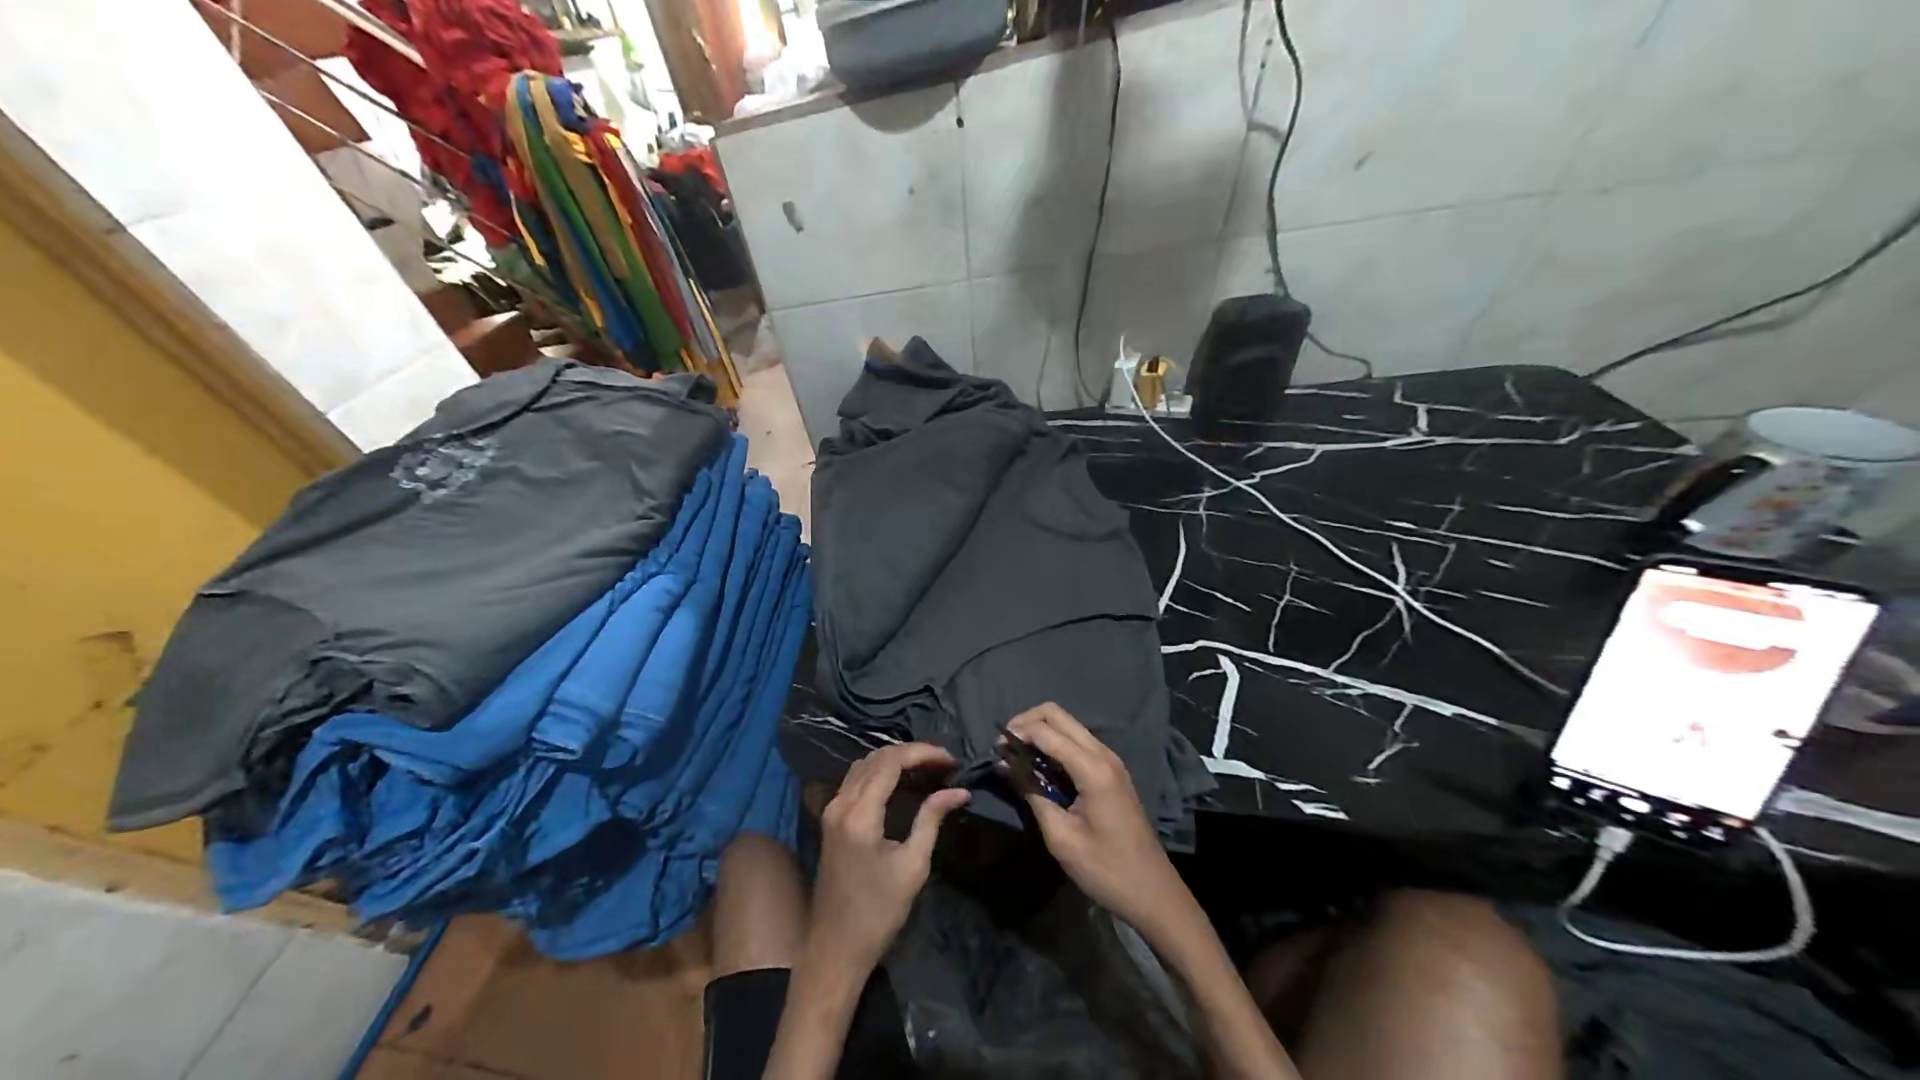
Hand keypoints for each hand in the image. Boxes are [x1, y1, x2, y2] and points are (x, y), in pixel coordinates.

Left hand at [808, 742, 969, 975]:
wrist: (835, 947)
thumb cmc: (879, 912)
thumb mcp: (913, 866)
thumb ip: (932, 819)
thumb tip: (959, 791)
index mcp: (860, 814)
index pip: (891, 762)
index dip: (923, 753)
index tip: (951, 760)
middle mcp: (841, 803)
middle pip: (877, 757)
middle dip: (912, 753)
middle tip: (944, 763)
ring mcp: (832, 810)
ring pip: (864, 764)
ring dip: (895, 759)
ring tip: (928, 768)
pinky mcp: (831, 818)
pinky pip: (855, 779)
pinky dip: (880, 771)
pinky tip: (903, 780)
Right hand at [1006, 703, 1197, 941]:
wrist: (1152, 892)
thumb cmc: (1105, 869)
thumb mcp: (1060, 837)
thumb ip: (1032, 793)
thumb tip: (1005, 765)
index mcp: (1093, 769)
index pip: (1046, 731)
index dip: (1016, 734)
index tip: (994, 750)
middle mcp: (1103, 754)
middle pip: (1057, 714)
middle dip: (1026, 722)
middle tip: (1004, 747)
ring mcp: (1110, 761)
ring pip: (1068, 725)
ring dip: (1040, 732)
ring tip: (1017, 756)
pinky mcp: (1111, 771)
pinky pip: (1077, 742)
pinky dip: (1054, 744)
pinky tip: (1040, 767)